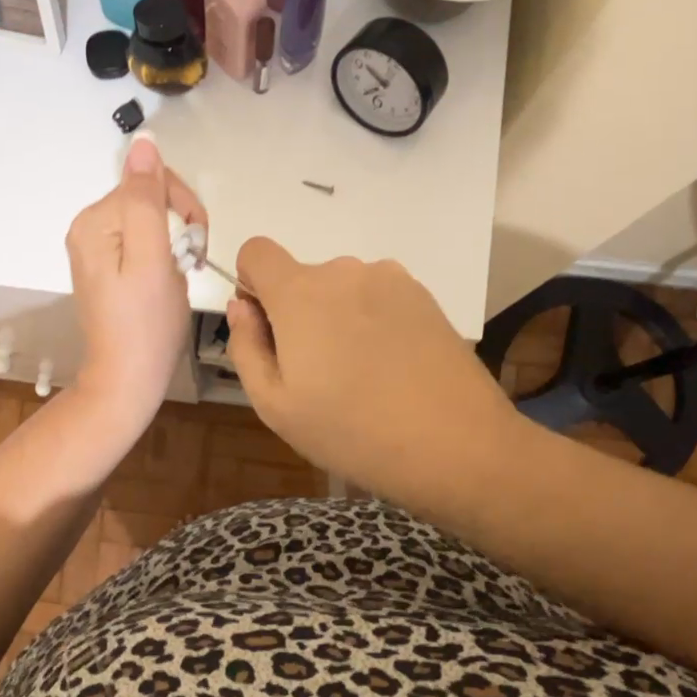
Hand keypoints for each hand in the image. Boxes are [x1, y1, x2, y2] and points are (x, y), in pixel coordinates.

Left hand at [66, 133, 204, 421]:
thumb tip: (143, 142)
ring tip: (181, 276)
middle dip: (180, 224)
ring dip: (175, 243)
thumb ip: (146, 199)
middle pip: (148, 198)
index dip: (184, 206)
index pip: (150, 181)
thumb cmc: (145, 324)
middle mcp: (88, 228)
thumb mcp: (152, 257)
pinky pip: (143, 245)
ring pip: (151, 222)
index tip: (196, 246)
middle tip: (191, 264)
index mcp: (94, 220)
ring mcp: (96, 251)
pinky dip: (164, 258)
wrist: (127, 380)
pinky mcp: (107, 270)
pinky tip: (169, 282)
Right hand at [224, 237, 525, 512]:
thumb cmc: (351, 432)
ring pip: (343, 291)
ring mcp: (391, 281)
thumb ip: (247, 348)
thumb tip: (242, 308)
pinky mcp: (425, 297)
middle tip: (317, 376)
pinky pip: (379, 300)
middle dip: (298, 315)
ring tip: (361, 378)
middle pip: (302, 279)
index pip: (256, 252)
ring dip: (338, 320)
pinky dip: (373, 324)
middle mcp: (345, 272)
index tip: (267, 331)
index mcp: (300, 294)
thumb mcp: (276, 406)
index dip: (251, 285)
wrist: (455, 444)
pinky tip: (392, 371)